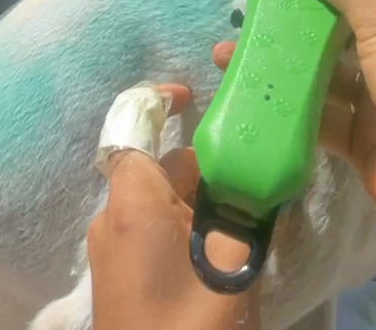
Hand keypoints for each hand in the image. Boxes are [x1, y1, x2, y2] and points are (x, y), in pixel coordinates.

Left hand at [89, 86, 259, 329]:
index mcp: (131, 203)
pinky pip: (155, 233)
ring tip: (249, 231)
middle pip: (160, 168)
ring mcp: (112, 251)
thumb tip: (263, 177)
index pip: (132, 126)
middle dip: (206, 172)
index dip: (159, 100)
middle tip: (255, 189)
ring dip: (202, 207)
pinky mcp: (120, 279)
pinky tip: (224, 260)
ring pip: (162, 203)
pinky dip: (188, 232)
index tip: (196, 96)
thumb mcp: (231, 269)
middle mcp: (112, 218)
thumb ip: (247, 213)